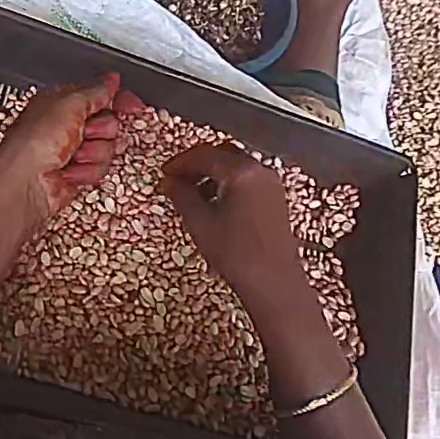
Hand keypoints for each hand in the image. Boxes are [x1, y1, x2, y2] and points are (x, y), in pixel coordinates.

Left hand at [0, 72, 144, 226]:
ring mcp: (74, 151)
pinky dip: (88, 170)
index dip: (118, 100)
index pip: (99, 96)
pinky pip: (101, 168)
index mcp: (62, 103)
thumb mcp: (70, 104)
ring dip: (94, 152)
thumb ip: (96, 91)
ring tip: (74, 155)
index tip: (133, 105)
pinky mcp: (79, 173)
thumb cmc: (36, 141)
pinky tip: (70, 171)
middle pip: (109, 123)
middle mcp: (68, 126)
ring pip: (108, 148)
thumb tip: (112, 80)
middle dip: (102, 130)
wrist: (27, 182)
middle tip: (86, 133)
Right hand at [159, 142, 306, 298]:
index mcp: (242, 172)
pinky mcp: (275, 199)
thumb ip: (182, 196)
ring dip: (211, 175)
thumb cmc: (235, 254)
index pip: (204, 155)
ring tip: (191, 195)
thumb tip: (168, 182)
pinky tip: (213, 205)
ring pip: (235, 168)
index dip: (180, 163)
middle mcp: (260, 171)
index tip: (164, 173)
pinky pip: (247, 181)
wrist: (274, 283)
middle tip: (176, 179)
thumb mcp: (200, 223)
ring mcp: (271, 184)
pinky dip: (227, 185)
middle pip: (222, 155)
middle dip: (197, 165)